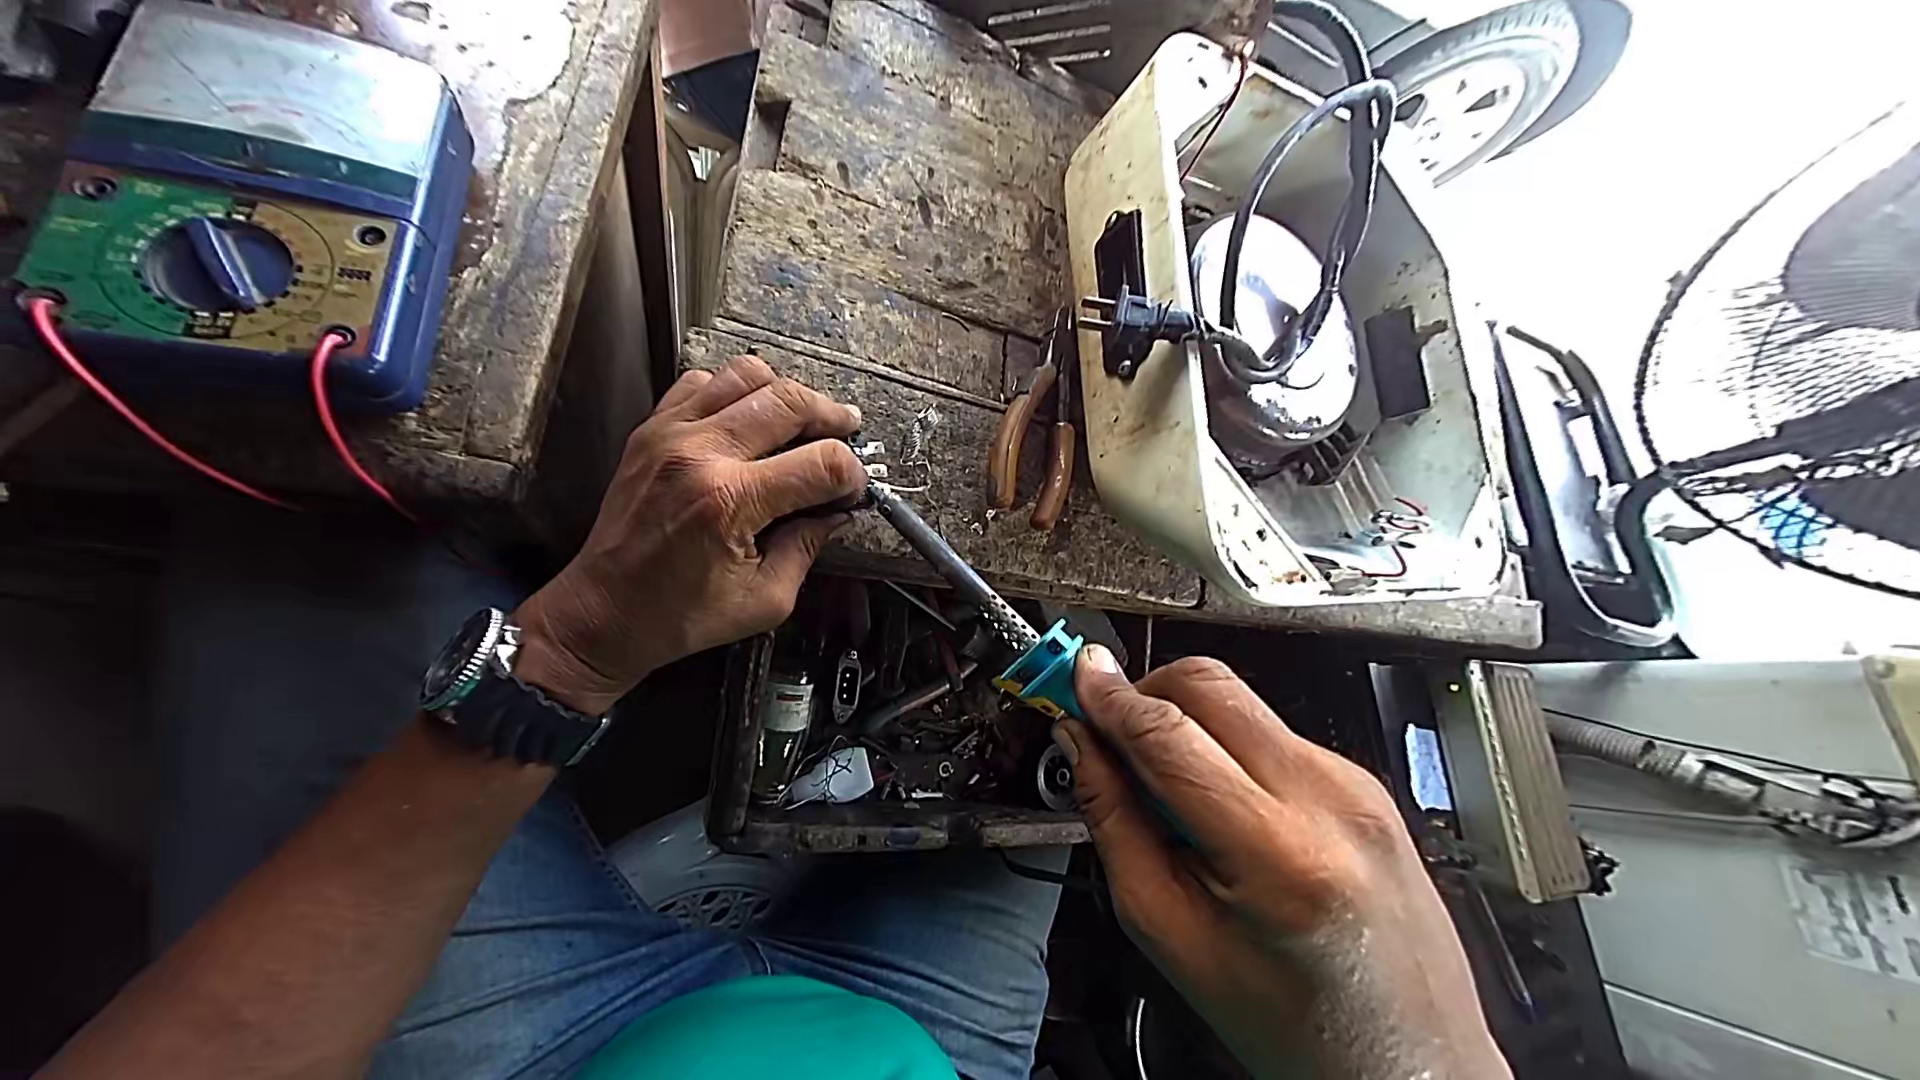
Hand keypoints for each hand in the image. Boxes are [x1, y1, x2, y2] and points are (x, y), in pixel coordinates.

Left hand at [513, 356, 865, 714]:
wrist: (603, 611)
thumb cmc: (678, 614)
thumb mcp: (766, 599)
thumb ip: (809, 548)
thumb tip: (836, 512)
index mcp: (730, 502)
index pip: (822, 462)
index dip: (852, 474)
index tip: (853, 489)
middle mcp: (699, 455)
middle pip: (791, 402)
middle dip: (833, 417)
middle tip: (848, 433)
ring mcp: (670, 434)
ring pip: (749, 375)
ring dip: (788, 394)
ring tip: (803, 421)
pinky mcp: (652, 430)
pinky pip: (704, 381)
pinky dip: (738, 390)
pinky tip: (751, 418)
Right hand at [1056, 648, 1509, 1079]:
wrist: (1410, 1063)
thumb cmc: (1294, 1021)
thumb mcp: (1169, 929)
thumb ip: (1114, 822)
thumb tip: (1082, 745)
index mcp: (1279, 854)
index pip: (1170, 733)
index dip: (1110, 696)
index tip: (1078, 674)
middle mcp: (1328, 800)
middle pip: (1208, 685)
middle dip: (1143, 689)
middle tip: (1105, 722)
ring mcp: (1351, 783)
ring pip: (1236, 698)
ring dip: (1179, 715)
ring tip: (1160, 777)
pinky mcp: (1358, 780)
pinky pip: (1265, 727)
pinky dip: (1218, 739)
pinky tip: (1210, 793)